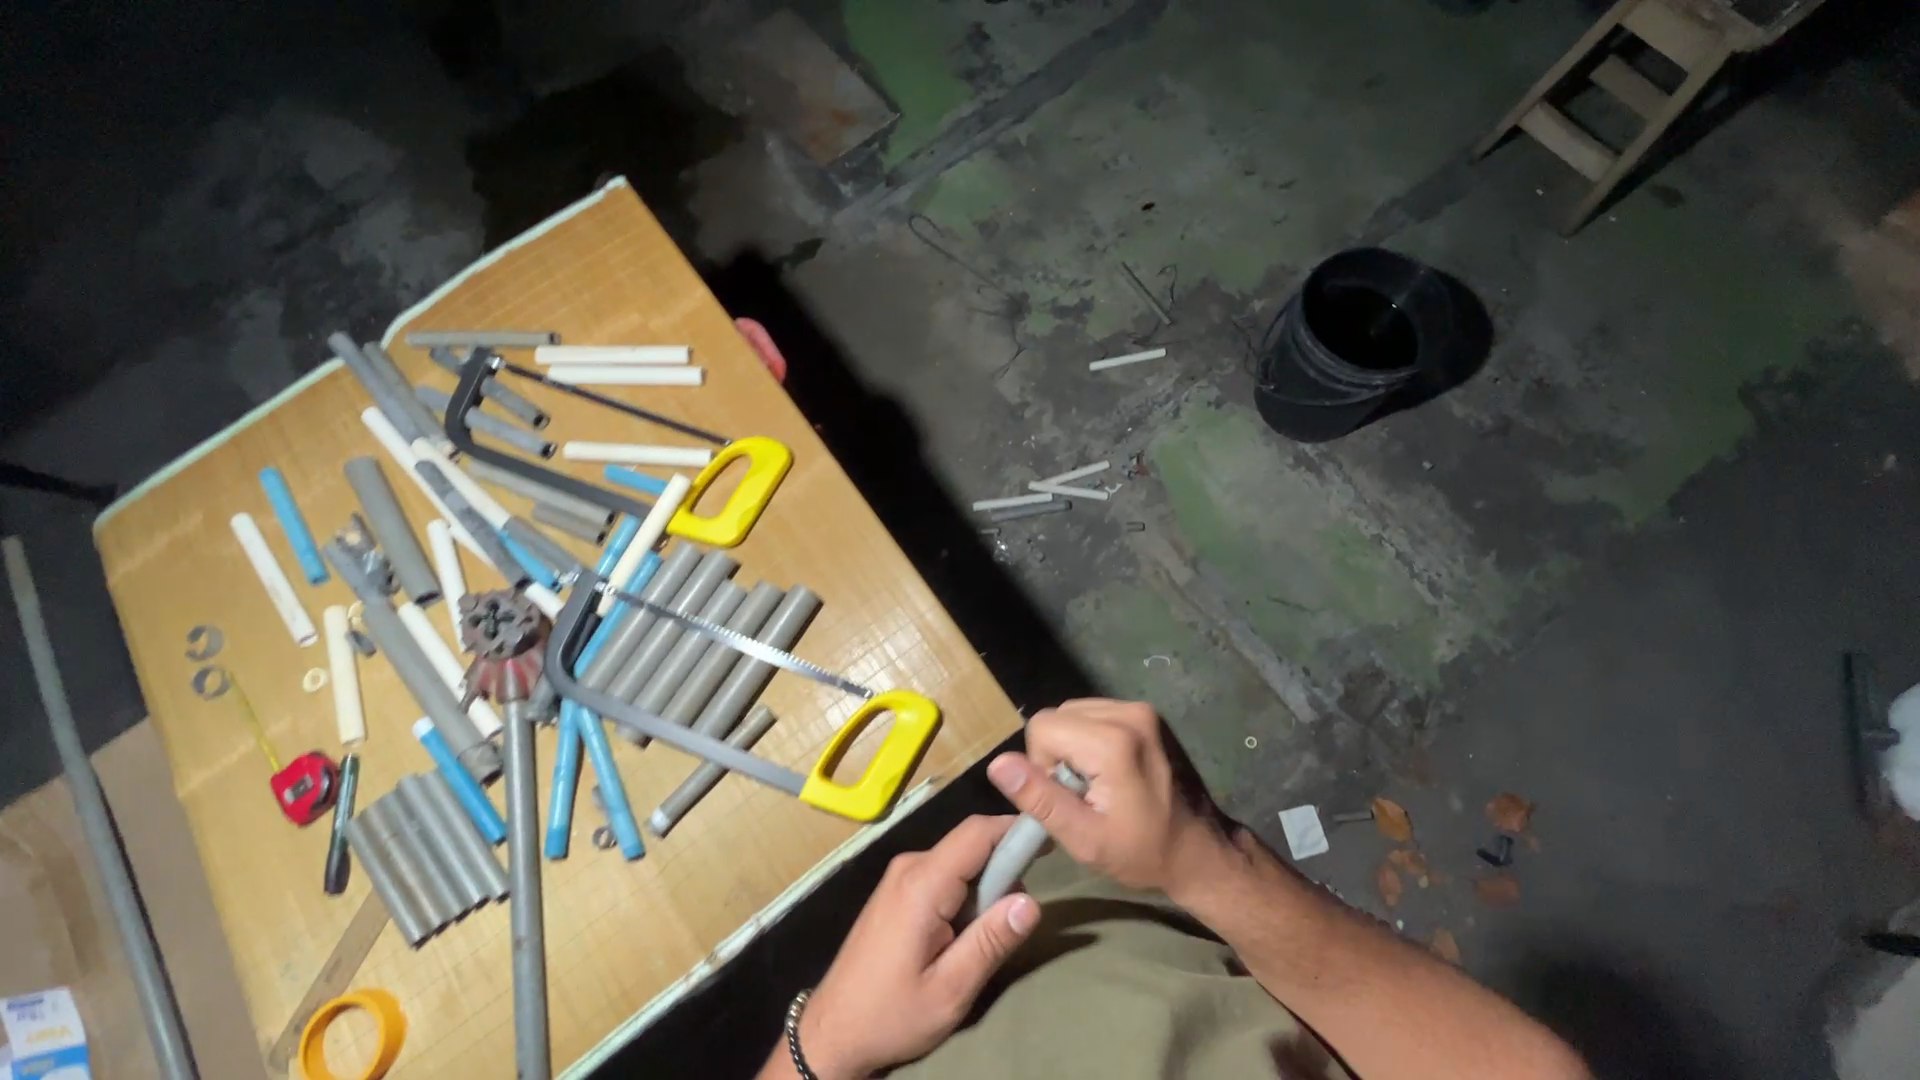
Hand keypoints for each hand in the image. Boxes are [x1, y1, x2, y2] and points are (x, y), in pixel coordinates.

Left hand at [794, 816, 1041, 1078]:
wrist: (833, 1032)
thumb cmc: (891, 1014)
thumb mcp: (951, 990)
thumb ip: (991, 942)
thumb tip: (1033, 901)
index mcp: (922, 884)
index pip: (977, 832)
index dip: (1015, 828)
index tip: (1052, 839)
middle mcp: (910, 866)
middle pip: (970, 843)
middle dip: (1005, 865)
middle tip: (1024, 909)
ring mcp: (900, 876)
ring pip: (959, 860)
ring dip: (986, 883)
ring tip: (995, 930)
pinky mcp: (898, 890)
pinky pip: (943, 873)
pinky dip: (966, 891)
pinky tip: (968, 931)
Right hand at [987, 698, 1229, 893]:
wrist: (1202, 851)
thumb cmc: (1143, 852)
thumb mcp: (1084, 838)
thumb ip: (1039, 798)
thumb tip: (997, 764)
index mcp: (1113, 741)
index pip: (1042, 727)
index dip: (1042, 765)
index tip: (1068, 798)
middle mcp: (1128, 712)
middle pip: (1057, 716)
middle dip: (1057, 754)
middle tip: (1083, 794)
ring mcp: (1141, 709)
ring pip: (1073, 713)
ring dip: (1073, 746)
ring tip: (1097, 784)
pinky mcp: (1147, 712)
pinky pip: (1095, 714)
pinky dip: (1090, 739)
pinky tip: (1110, 772)